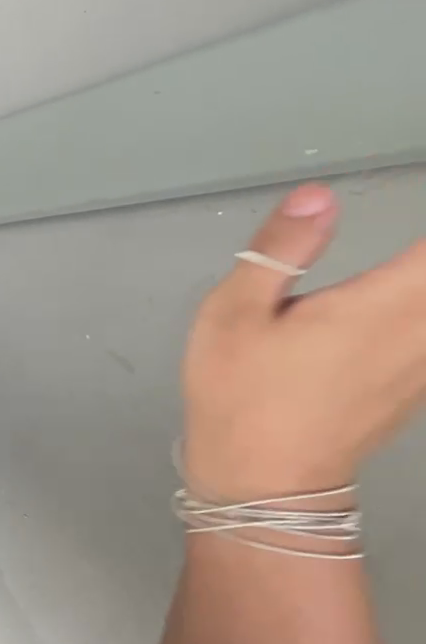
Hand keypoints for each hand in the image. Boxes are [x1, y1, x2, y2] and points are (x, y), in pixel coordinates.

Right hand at [183, 182, 425, 499]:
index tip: (423, 175)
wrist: (267, 469)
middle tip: (416, 208)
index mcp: (382, 305)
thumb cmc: (239, 382)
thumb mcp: (236, 311)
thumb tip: (320, 192)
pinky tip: (410, 297)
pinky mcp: (425, 379)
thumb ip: (280, 250)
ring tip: (412, 264)